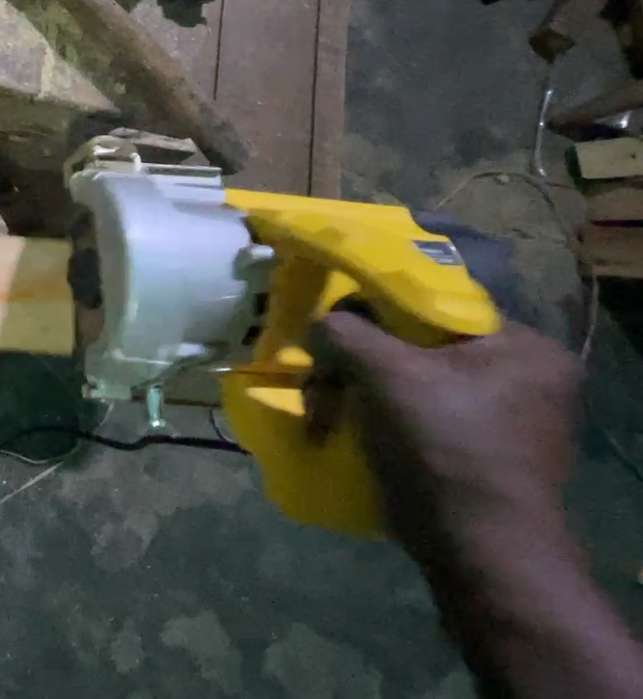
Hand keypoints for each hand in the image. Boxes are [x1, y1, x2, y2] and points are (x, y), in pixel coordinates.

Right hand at [307, 312, 580, 556]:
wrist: (474, 542)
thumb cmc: (441, 443)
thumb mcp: (383, 371)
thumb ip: (344, 329)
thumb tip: (320, 319)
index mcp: (524, 348)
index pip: (435, 303)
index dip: (374, 308)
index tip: (330, 323)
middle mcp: (522, 375)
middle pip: (415, 341)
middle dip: (357, 357)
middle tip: (321, 371)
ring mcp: (500, 413)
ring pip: (405, 375)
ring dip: (355, 386)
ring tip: (322, 404)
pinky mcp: (472, 443)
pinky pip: (411, 406)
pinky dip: (372, 409)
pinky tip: (341, 422)